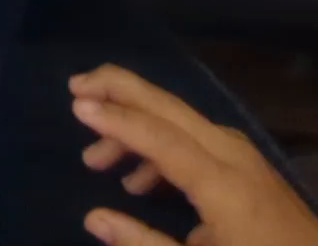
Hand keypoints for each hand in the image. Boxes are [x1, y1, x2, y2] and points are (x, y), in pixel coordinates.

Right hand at [70, 65, 317, 245]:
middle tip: (74, 87)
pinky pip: (189, 137)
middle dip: (118, 90)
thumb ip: (144, 243)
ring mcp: (239, 153)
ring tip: (94, 157)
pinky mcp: (243, 162)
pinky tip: (137, 179)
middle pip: (165, 105)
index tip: (75, 103)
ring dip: (133, 124)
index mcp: (222, 182)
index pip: (158, 135)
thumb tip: (93, 217)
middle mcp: (229, 152)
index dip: (115, 118)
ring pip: (174, 118)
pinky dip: (157, 145)